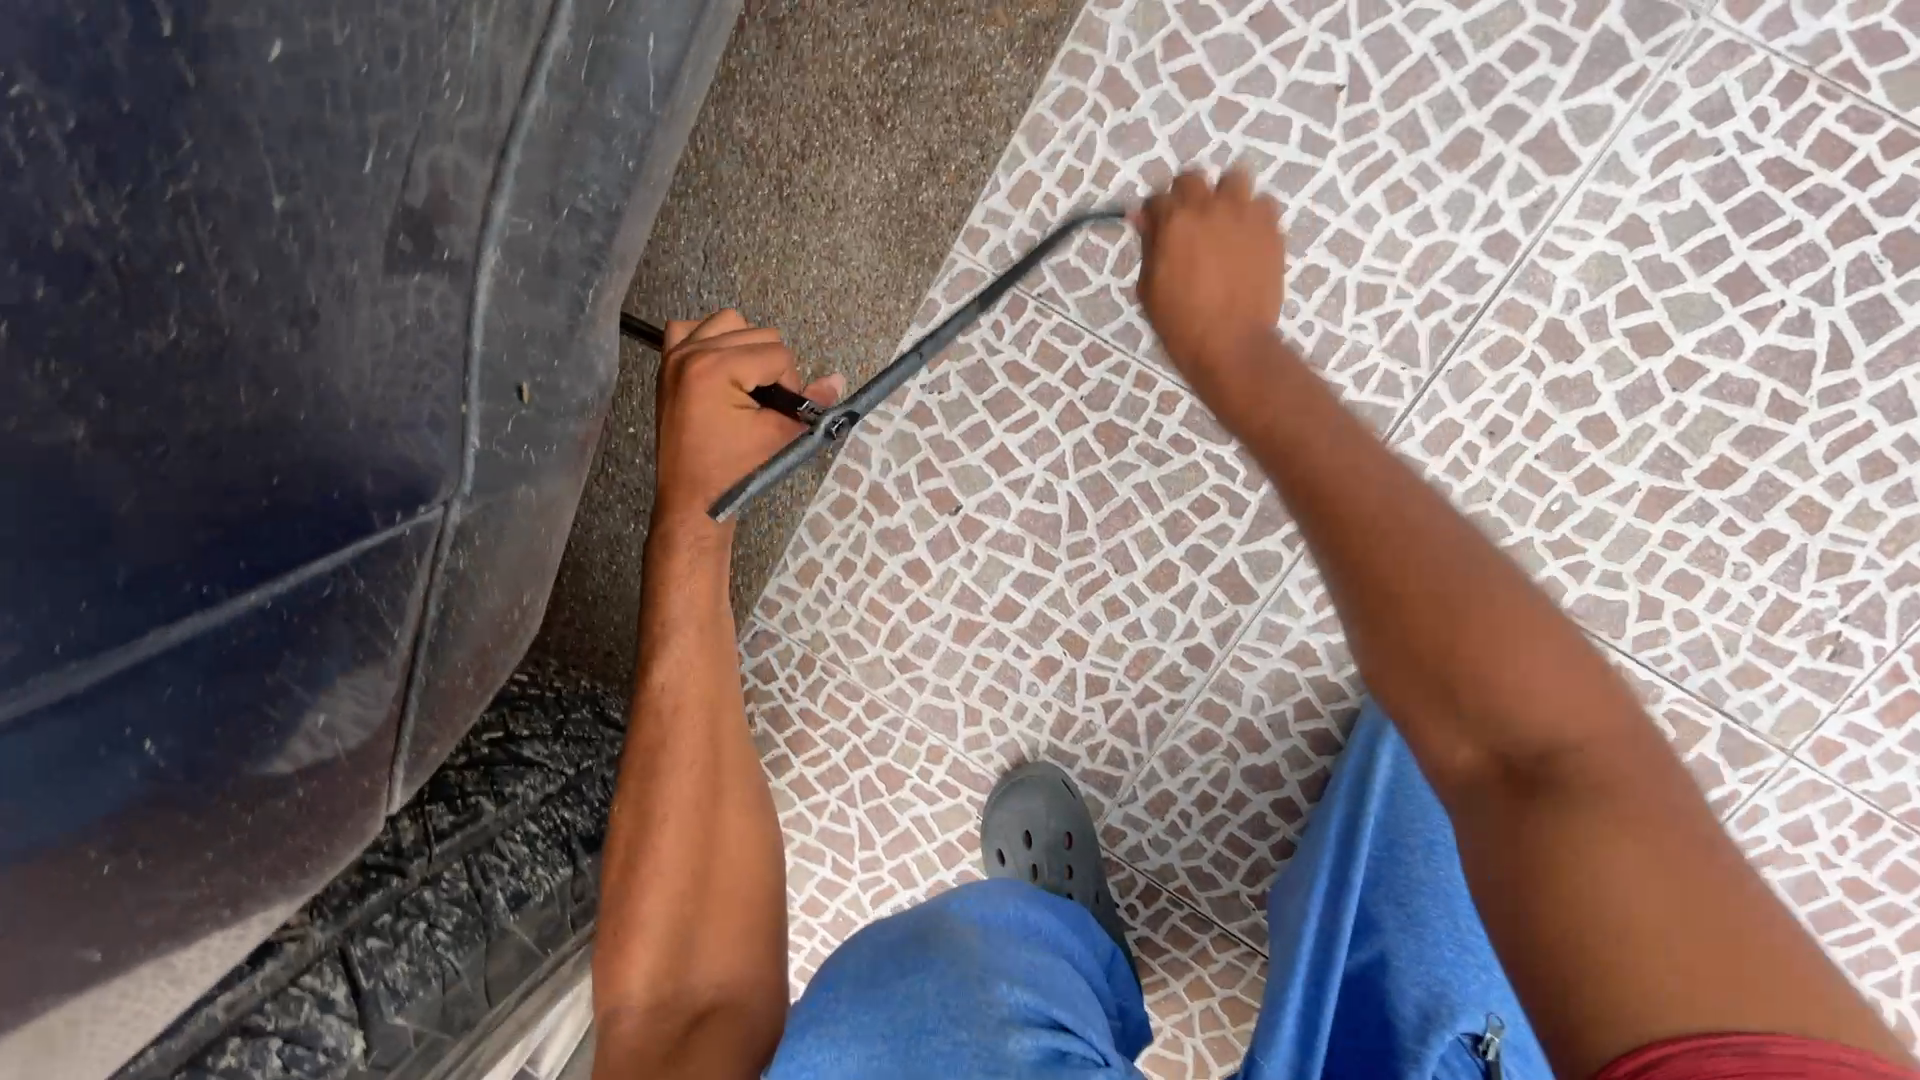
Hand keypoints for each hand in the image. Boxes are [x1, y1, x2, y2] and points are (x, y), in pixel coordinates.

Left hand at [651, 309, 844, 541]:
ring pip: (729, 322)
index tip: (781, 413)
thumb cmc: (733, 470)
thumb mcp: (777, 434)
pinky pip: (691, 328)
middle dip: (771, 367)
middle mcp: (692, 352)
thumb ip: (810, 403)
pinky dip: (710, 339)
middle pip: (758, 333)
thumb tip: (838, 379)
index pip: (777, 354)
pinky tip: (721, 367)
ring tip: (748, 384)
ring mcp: (676, 355)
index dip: (790, 384)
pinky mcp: (668, 364)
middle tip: (766, 404)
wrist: (692, 497)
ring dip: (746, 347)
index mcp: (715, 368)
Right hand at [1134, 168, 1284, 410]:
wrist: (1230, 343)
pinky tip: (1246, 237)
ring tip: (1222, 222)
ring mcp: (1245, 215)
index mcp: (1174, 221)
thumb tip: (1143, 219)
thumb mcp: (1149, 287)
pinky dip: (1252, 215)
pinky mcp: (1271, 229)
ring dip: (1224, 195)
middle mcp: (1210, 207)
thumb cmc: (1180, 322)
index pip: (1157, 199)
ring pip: (1234, 180)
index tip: (1155, 228)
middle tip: (1187, 223)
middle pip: (1193, 179)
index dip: (1154, 214)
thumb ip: (1148, 247)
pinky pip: (1263, 204)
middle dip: (1185, 196)